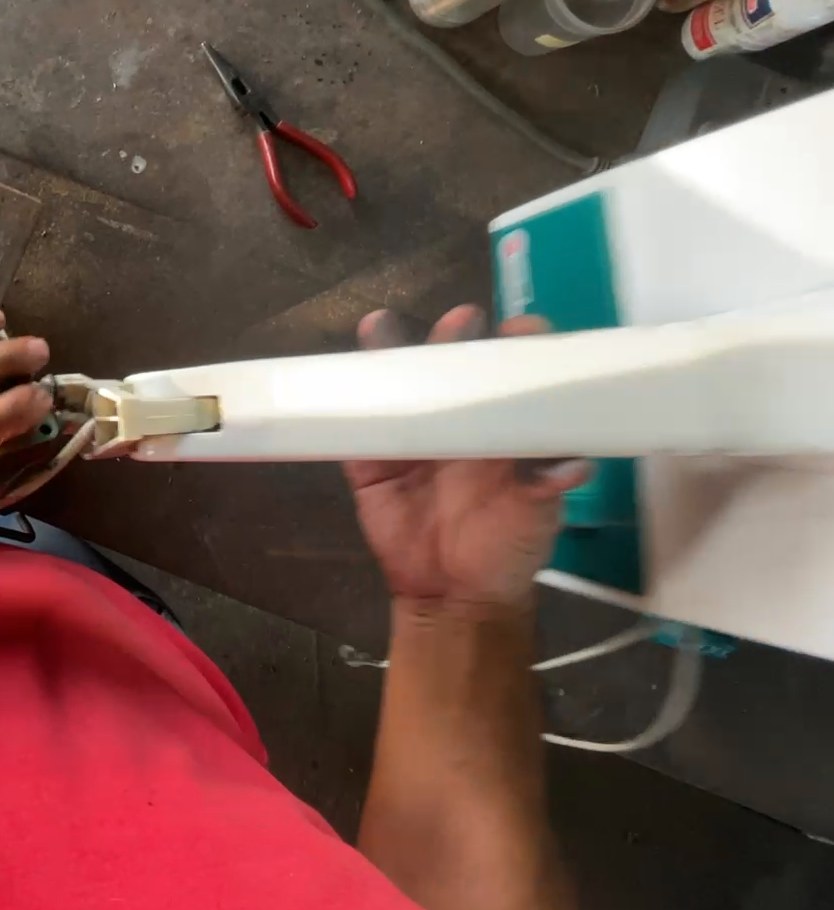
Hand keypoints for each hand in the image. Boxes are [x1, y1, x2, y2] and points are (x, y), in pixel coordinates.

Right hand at [344, 305, 590, 611]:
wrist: (450, 589)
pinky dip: (342, 401)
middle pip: (452, 370)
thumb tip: (573, 465)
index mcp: (502, 429)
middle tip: (461, 320)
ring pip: (396, 387)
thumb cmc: (505, 547)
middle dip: (455, 339)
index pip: (513, 376)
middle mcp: (456, 424)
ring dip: (389, 354)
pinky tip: (335, 379)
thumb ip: (544, 484)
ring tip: (380, 324)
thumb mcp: (534, 514)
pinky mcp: (366, 460)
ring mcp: (407, 439)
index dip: (519, 348)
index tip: (522, 329)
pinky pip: (352, 426)